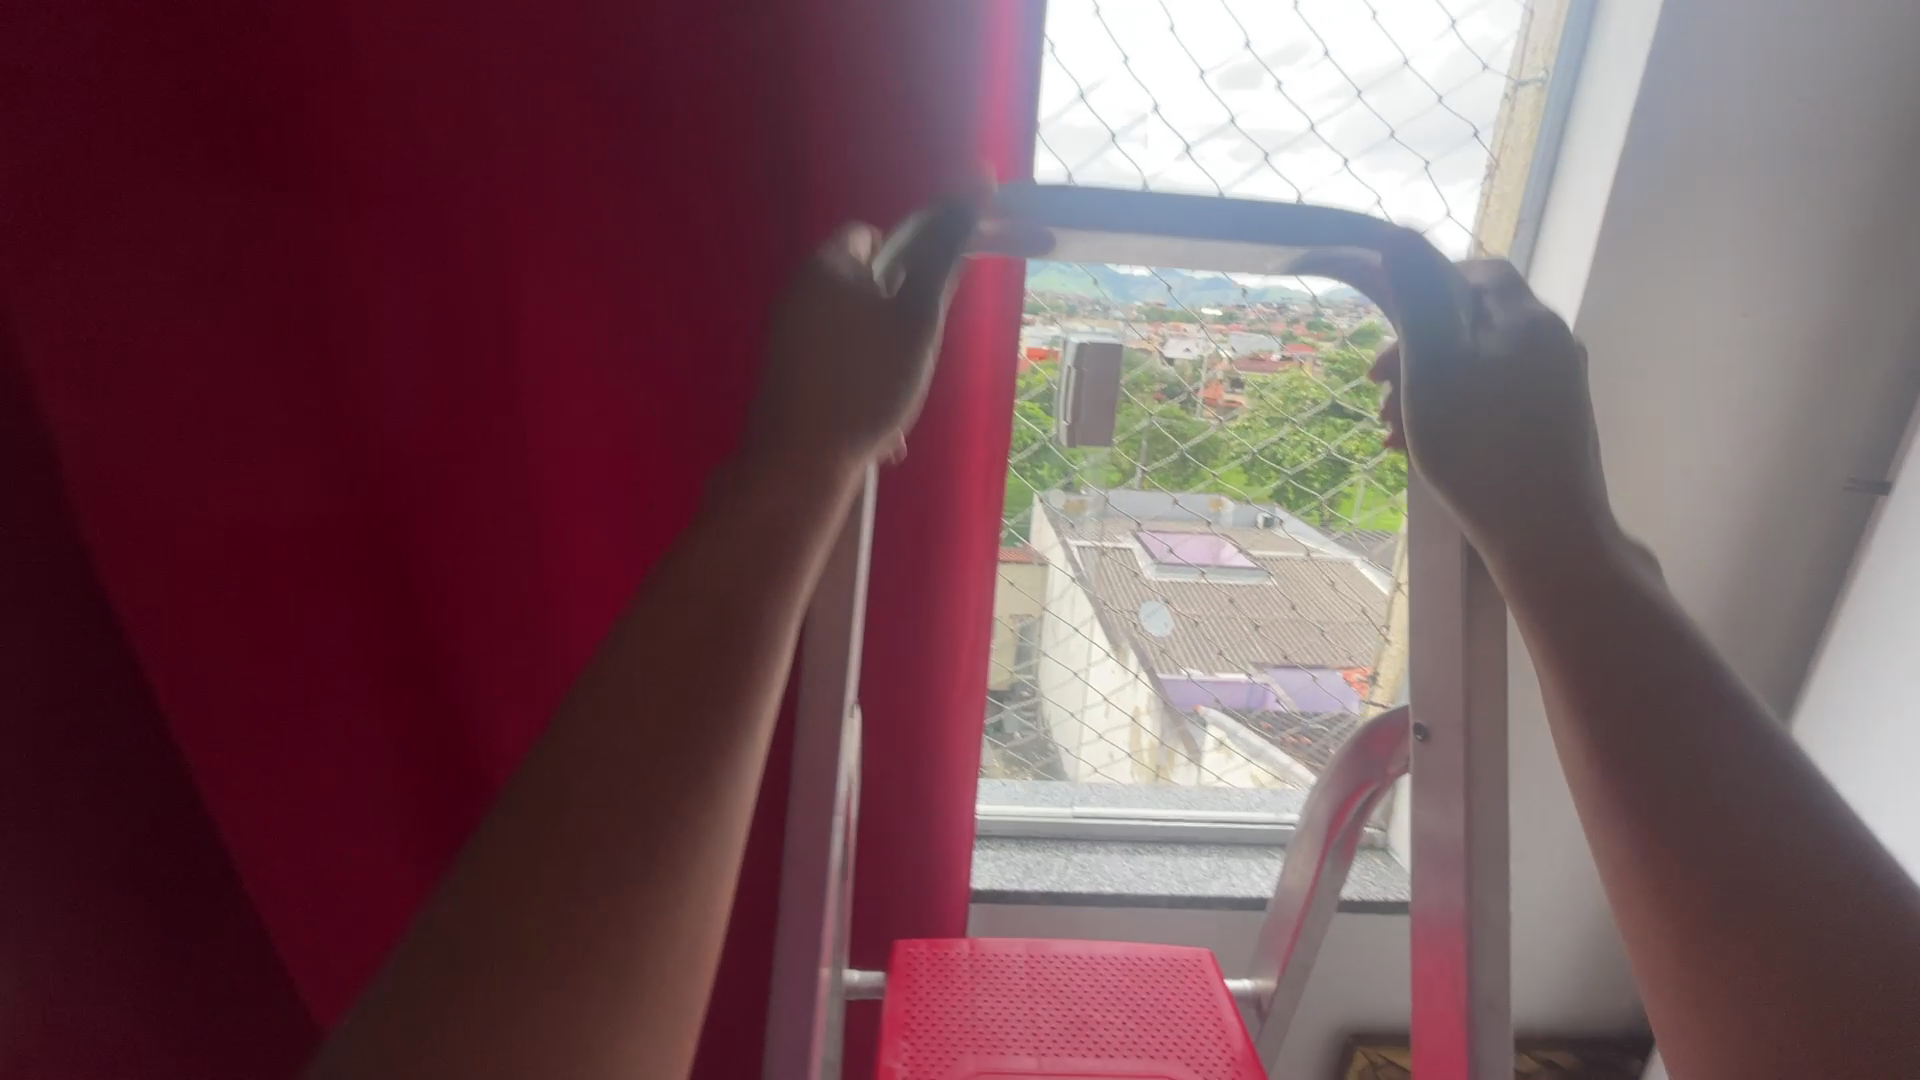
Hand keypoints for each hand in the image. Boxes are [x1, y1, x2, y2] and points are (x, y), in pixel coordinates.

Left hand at [750, 191, 981, 470]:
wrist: (800, 462)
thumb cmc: (867, 383)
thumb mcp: (919, 317)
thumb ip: (945, 252)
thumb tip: (979, 177)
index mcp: (828, 266)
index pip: (873, 237)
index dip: (908, 265)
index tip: (925, 307)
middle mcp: (798, 293)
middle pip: (864, 290)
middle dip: (898, 324)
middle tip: (915, 363)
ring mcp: (786, 338)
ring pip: (854, 338)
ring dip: (883, 367)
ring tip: (896, 412)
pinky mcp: (784, 377)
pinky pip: (835, 370)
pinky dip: (858, 390)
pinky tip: (874, 433)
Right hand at [1370, 242, 1618, 566]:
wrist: (1544, 529)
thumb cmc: (1477, 448)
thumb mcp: (1432, 368)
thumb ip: (1416, 300)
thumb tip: (1397, 237)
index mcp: (1523, 320)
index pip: (1477, 273)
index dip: (1426, 285)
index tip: (1385, 322)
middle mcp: (1548, 342)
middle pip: (1470, 323)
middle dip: (1414, 350)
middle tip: (1375, 389)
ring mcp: (1554, 383)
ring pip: (1475, 364)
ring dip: (1424, 386)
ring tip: (1389, 428)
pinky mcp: (1550, 419)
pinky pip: (1490, 395)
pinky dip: (1451, 408)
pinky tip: (1421, 444)